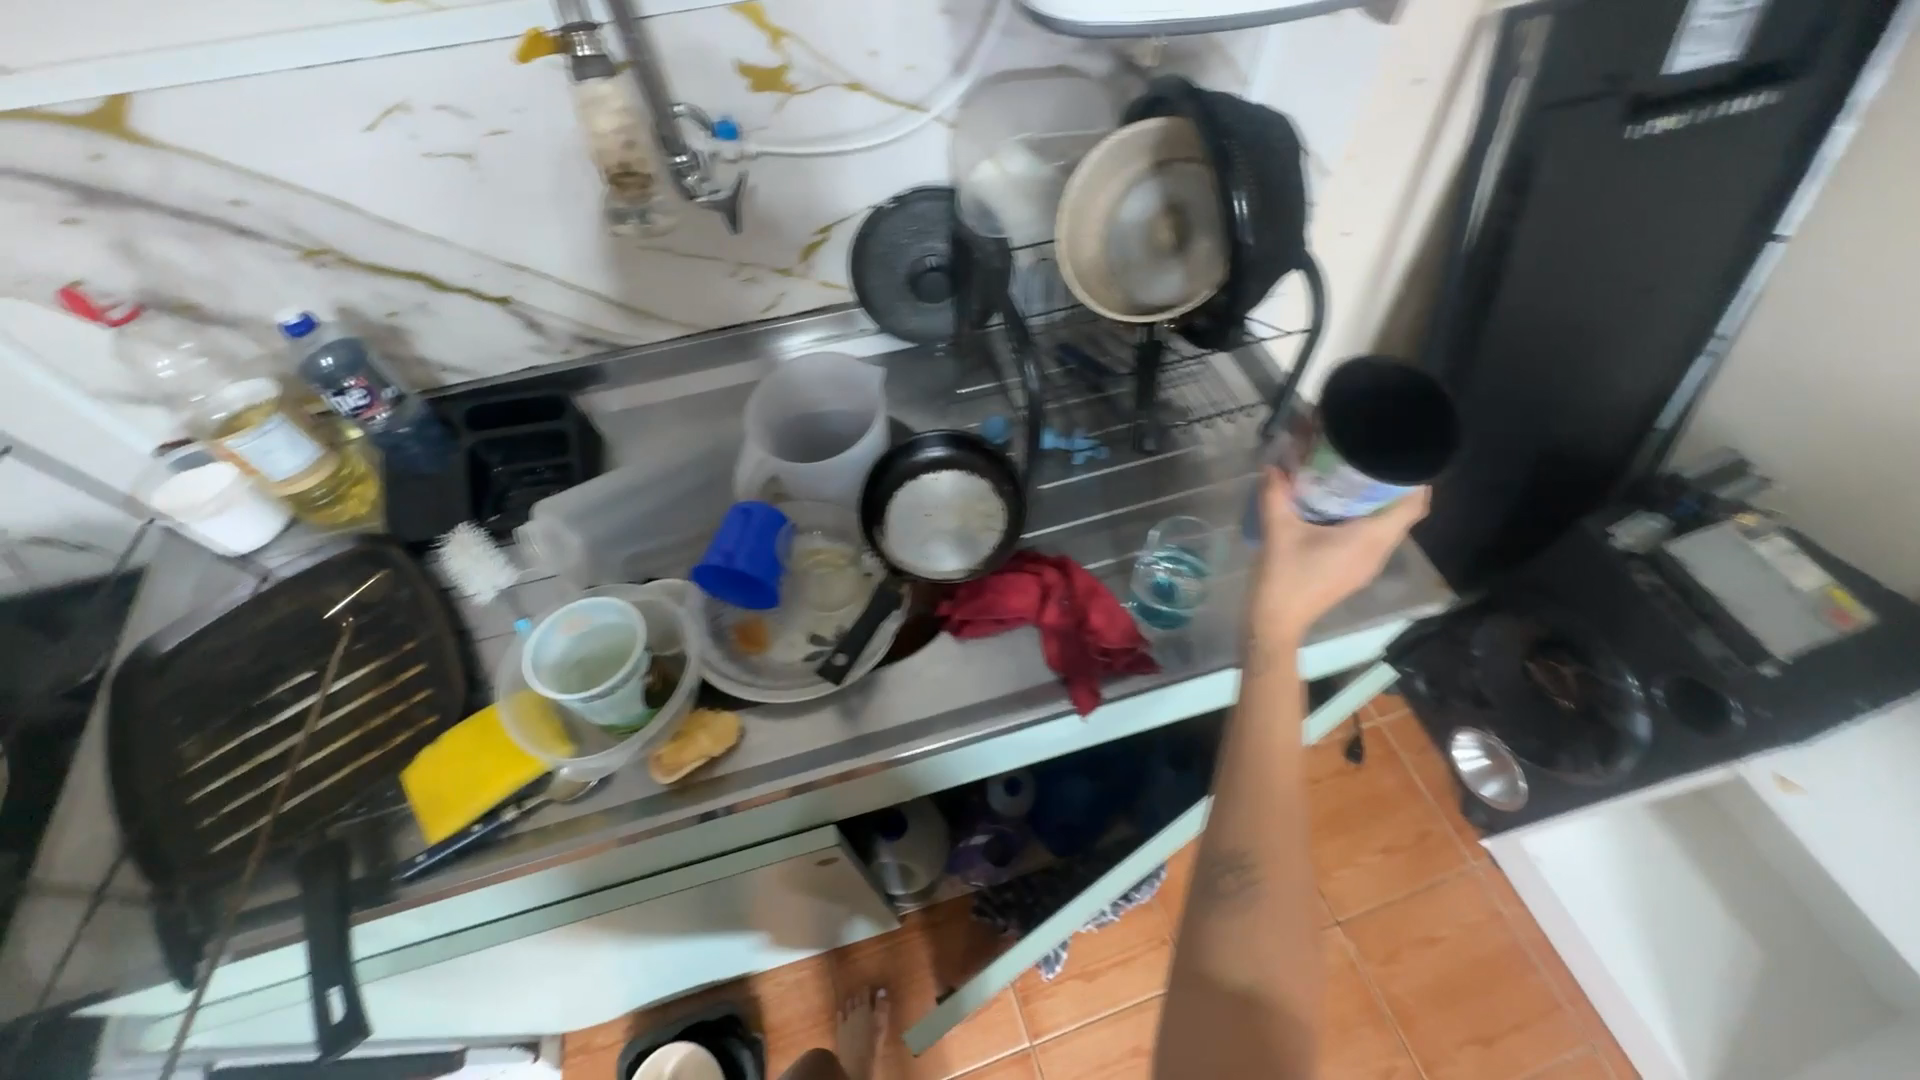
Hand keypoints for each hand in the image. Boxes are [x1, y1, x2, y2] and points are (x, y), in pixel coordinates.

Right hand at [1251, 468, 1428, 644]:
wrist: (1276, 621)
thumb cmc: (1284, 576)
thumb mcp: (1277, 530)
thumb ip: (1276, 493)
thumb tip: (1273, 465)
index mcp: (1369, 539)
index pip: (1413, 506)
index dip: (1414, 481)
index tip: (1398, 457)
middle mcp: (1377, 552)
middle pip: (1401, 515)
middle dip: (1389, 487)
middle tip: (1366, 461)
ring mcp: (1368, 565)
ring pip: (1386, 528)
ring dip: (1376, 505)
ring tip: (1351, 481)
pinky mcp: (1354, 572)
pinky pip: (1372, 540)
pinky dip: (1363, 521)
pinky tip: (1336, 511)